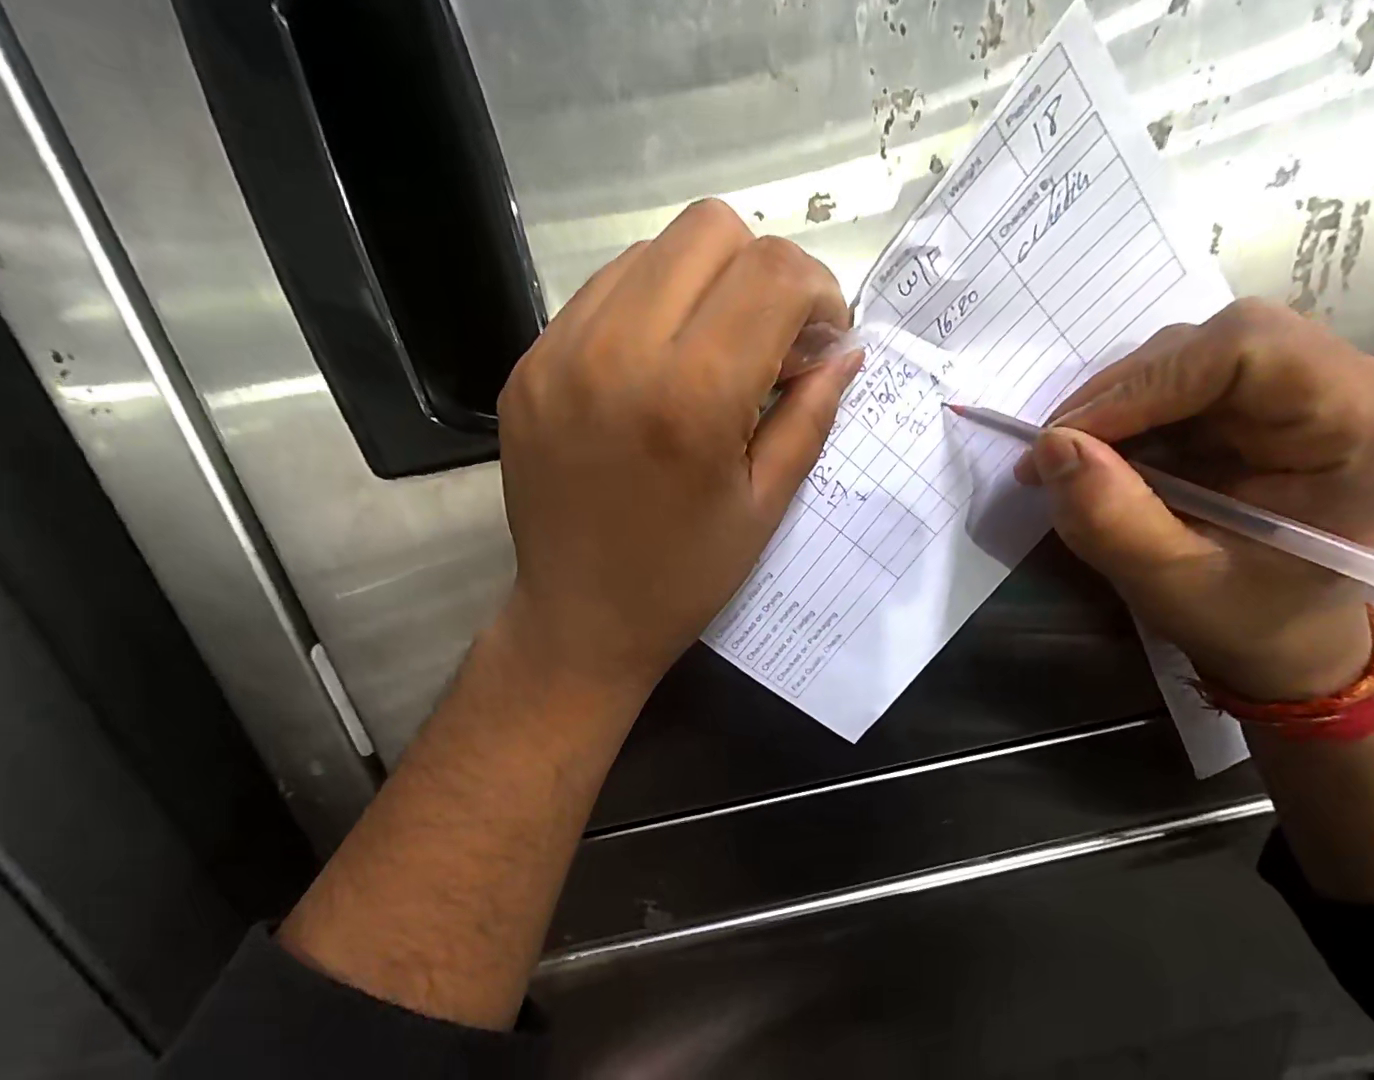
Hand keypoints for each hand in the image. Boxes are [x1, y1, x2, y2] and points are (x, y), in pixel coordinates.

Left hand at [496, 200, 862, 699]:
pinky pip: (601, 292)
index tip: (819, 342)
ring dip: (703, 284)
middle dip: (762, 271)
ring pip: (652, 250)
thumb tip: (846, 350)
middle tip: (769, 340)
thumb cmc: (685, 576)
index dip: (818, 294)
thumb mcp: (766, 503)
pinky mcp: (528, 364)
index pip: (774, 273)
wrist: (579, 620)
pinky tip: (658, 365)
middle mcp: (618, 353)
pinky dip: (649, 307)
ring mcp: (559, 352)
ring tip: (712, 352)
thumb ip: (812, 412)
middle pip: (710, 229)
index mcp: (692, 398)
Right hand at [1016, 299, 1373, 700]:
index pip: (1247, 350)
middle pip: (1218, 342)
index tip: (1068, 437)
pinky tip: (1105, 450)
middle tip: (1057, 449)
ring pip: (1196, 351)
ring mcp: (1320, 382)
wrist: (1288, 635)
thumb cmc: (1249, 620)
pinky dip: (1132, 410)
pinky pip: (1190, 374)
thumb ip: (1112, 520)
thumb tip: (1051, 445)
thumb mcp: (1172, 586)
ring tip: (1074, 455)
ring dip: (1120, 401)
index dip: (1144, 383)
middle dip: (1121, 393)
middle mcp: (1361, 385)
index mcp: (1370, 428)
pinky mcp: (1277, 394)